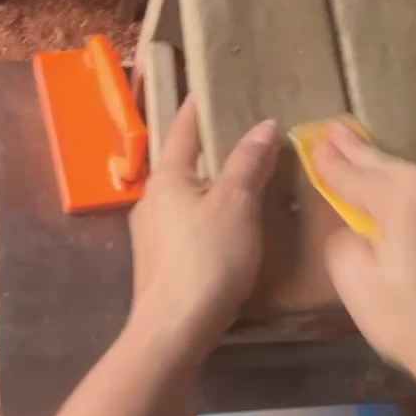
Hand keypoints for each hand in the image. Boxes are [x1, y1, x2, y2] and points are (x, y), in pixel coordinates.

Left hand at [126, 96, 278, 354]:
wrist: (173, 329)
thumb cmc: (206, 259)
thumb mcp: (236, 205)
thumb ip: (250, 163)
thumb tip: (264, 125)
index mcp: (165, 177)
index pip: (182, 130)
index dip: (196, 107)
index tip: (206, 87)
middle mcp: (150, 200)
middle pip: (182, 165)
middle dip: (208, 152)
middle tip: (242, 139)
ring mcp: (150, 235)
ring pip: (184, 199)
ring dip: (209, 188)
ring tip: (242, 184)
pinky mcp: (158, 263)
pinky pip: (185, 226)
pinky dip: (206, 217)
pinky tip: (227, 229)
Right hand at [313, 122, 415, 385]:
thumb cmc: (414, 326)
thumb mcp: (354, 286)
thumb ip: (343, 241)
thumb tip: (357, 228)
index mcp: (404, 194)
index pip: (356, 173)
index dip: (332, 162)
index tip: (317, 145)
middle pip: (400, 171)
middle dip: (366, 155)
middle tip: (343, 134)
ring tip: (413, 215)